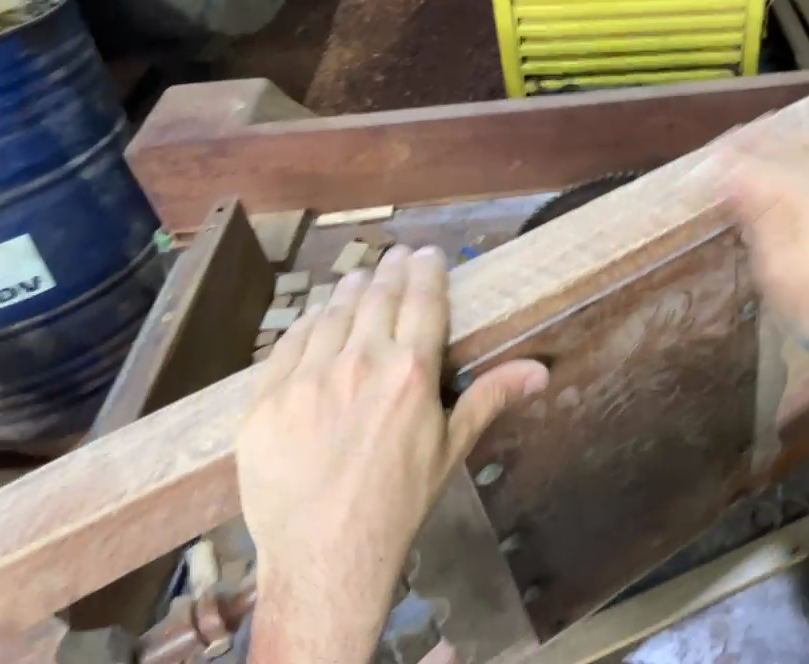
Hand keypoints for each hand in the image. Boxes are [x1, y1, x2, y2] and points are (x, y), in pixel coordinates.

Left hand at [237, 246, 547, 660]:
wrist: (324, 555)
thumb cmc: (399, 501)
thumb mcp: (451, 447)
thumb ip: (491, 396)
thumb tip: (542, 370)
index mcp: (411, 372)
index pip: (423, 300)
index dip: (427, 270)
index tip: (428, 253)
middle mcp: (360, 363)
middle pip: (378, 296)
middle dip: (391, 269)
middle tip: (397, 255)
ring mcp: (308, 379)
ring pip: (332, 313)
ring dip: (350, 289)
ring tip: (360, 278)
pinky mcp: (266, 399)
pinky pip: (289, 345)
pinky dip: (308, 323)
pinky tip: (317, 318)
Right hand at [717, 139, 808, 373]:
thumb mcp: (782, 275)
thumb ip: (758, 218)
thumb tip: (730, 178)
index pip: (761, 165)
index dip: (730, 162)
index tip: (707, 164)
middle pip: (789, 142)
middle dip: (752, 142)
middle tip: (724, 151)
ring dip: (782, 138)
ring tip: (754, 144)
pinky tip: (796, 153)